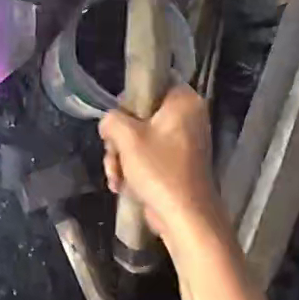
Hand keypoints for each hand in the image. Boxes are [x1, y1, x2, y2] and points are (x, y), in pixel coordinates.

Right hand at [98, 84, 224, 242]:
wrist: (185, 216)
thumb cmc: (159, 171)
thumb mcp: (127, 138)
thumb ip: (112, 120)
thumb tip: (109, 122)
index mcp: (184, 101)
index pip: (152, 82)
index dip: (128, 99)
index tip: (116, 121)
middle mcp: (189, 117)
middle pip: (142, 114)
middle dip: (120, 139)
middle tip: (114, 154)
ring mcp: (184, 142)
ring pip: (141, 138)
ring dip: (122, 158)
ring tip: (116, 176)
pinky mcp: (178, 164)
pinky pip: (150, 156)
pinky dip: (134, 169)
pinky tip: (122, 186)